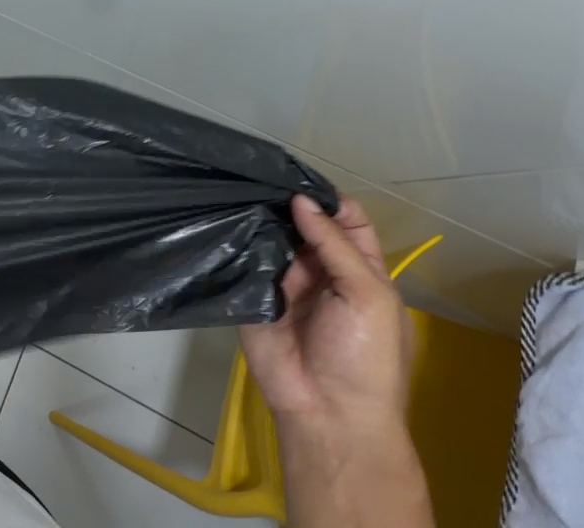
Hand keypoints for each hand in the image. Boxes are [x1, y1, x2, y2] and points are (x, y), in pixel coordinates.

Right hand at [240, 194, 411, 432]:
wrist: (326, 408)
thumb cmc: (364, 355)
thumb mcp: (367, 295)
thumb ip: (333, 245)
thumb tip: (299, 199)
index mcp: (357, 269)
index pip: (345, 220)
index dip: (326, 198)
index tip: (295, 176)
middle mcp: (318, 269)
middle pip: (301, 224)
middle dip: (283, 202)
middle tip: (253, 175)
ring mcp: (282, 281)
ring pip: (267, 237)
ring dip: (255, 217)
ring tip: (231, 189)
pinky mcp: (249, 292)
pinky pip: (240, 260)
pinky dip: (231, 241)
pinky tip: (216, 219)